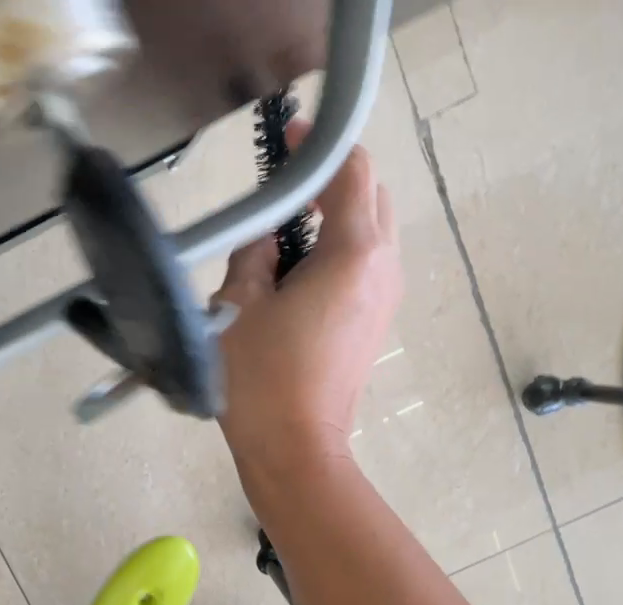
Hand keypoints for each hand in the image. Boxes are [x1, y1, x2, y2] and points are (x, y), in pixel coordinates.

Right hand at [214, 123, 401, 473]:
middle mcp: (383, 265)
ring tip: (283, 233)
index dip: (316, 146)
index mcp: (352, 253)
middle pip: (370, 194)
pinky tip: (296, 273)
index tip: (284, 137)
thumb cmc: (261, 381)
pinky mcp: (377, 320)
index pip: (349, 170)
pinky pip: (366, 263)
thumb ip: (251, 253)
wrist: (295, 449)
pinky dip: (338, 250)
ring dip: (334, 217)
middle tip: (281, 189)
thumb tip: (265, 236)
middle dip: (330, 180)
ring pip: (371, 230)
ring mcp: (386, 295)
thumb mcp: (236, 306)